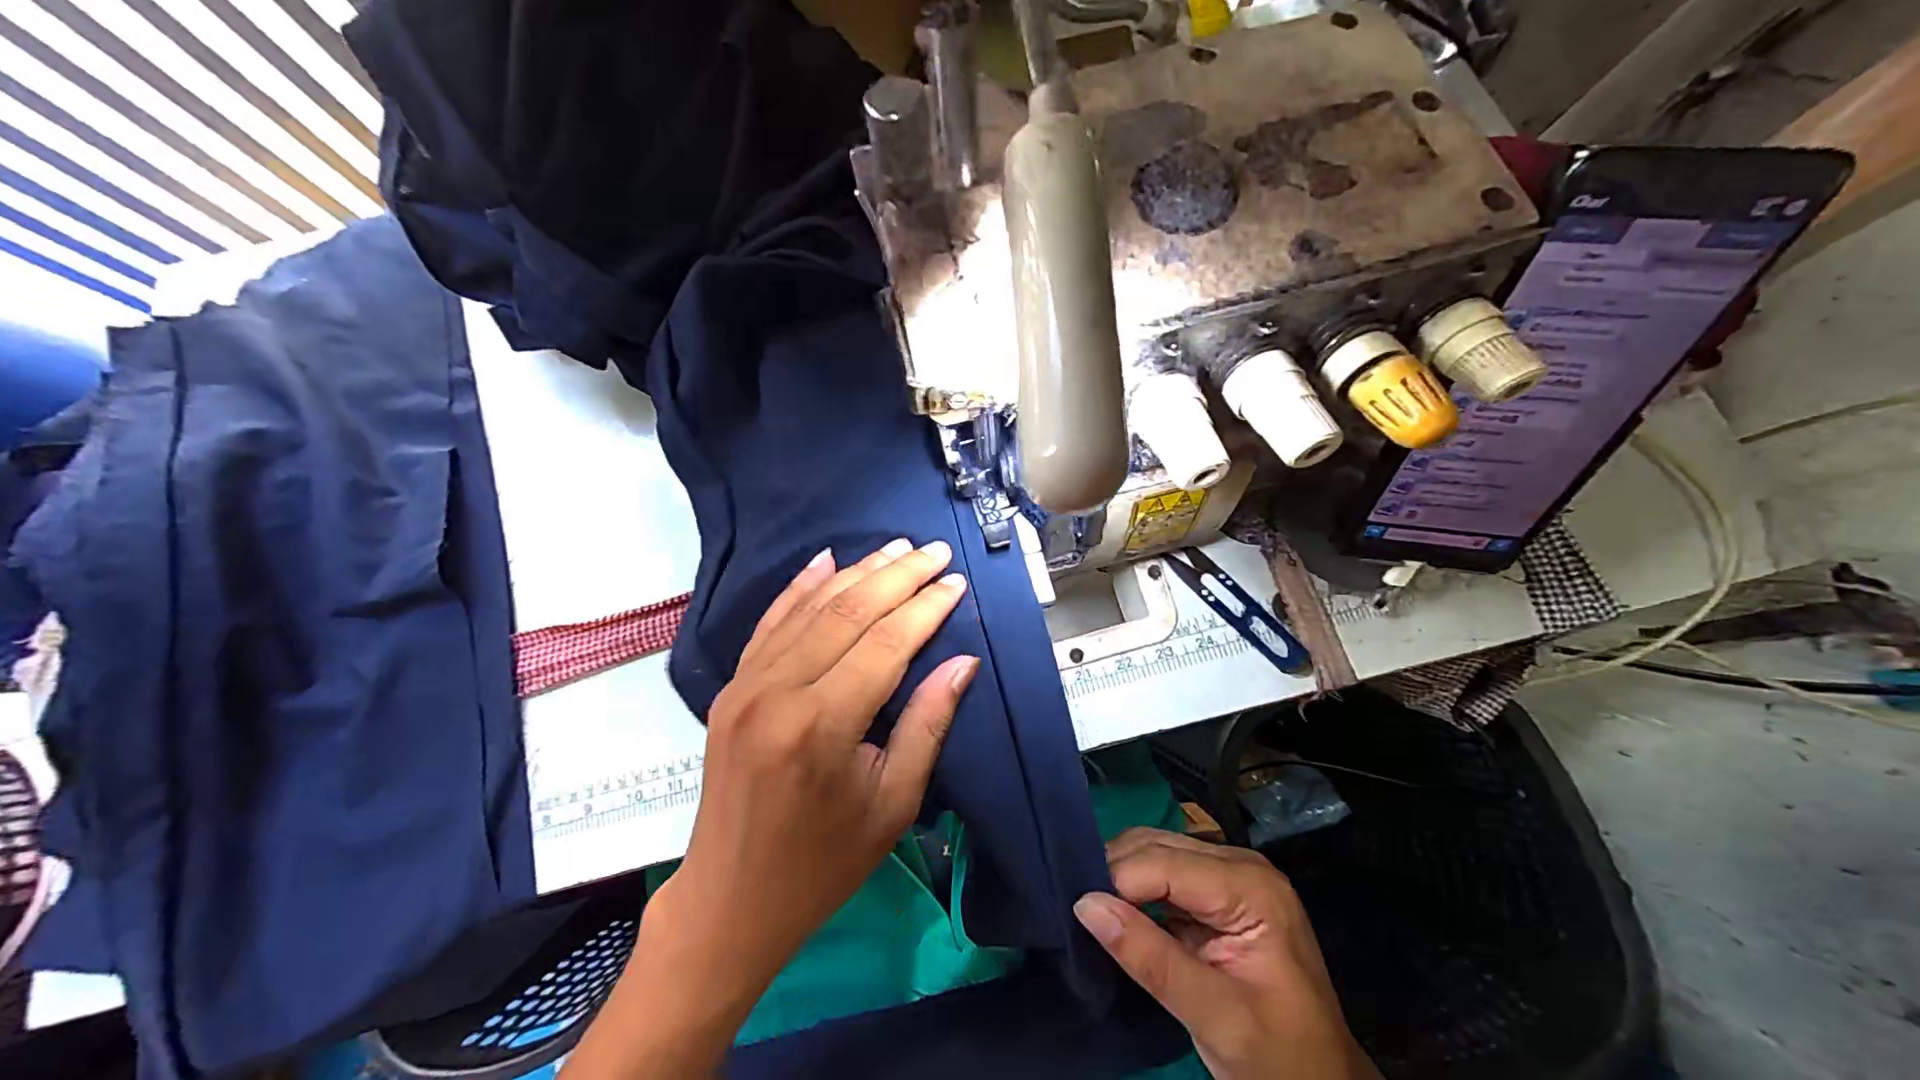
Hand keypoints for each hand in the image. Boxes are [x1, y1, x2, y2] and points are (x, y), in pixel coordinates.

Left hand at [565, 538, 976, 1078]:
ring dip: (857, 572)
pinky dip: (800, 588)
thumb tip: (962, 662)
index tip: (956, 582)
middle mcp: (777, 692)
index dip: (925, 607)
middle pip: (848, 612)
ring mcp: (745, 686)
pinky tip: (826, 560)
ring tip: (897, 548)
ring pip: (810, 608)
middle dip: (898, 576)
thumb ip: (927, 724)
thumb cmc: (823, 863)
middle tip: (935, 551)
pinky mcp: (730, 688)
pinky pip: (769, 623)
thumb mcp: (892, 804)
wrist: (731, 899)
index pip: (886, 643)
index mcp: (821, 725)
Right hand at [1072, 828, 1380, 1079]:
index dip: (1116, 882)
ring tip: (1094, 916)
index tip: (1078, 915)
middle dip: (1113, 875)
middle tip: (1080, 915)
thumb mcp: (1215, 1017)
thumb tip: (1085, 905)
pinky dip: (1133, 891)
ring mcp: (1229, 875)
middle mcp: (1239, 865)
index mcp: (1250, 887)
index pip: (1162, 863)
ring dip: (1119, 880)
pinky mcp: (1215, 892)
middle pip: (1155, 847)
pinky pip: (1160, 873)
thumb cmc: (1280, 1057)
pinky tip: (1117, 917)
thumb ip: (1150, 959)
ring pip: (1152, 852)